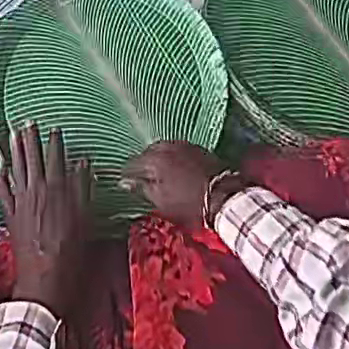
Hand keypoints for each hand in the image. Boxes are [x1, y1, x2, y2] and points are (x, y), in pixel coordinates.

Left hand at [0, 124, 91, 317]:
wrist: (44, 280)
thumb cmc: (69, 253)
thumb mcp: (84, 219)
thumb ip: (83, 189)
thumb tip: (83, 164)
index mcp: (56, 190)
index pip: (55, 158)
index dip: (54, 142)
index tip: (54, 129)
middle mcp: (36, 192)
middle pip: (32, 158)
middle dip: (30, 139)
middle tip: (27, 123)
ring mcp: (21, 203)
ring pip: (16, 169)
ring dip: (15, 151)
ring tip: (13, 136)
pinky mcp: (10, 215)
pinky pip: (3, 191)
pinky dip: (1, 178)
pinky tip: (0, 168)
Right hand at [121, 141, 237, 229]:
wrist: (223, 196)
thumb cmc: (188, 202)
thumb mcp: (161, 200)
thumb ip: (141, 188)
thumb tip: (124, 182)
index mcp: (154, 158)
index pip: (133, 163)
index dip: (127, 174)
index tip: (125, 183)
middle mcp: (167, 146)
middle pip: (148, 153)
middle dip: (144, 164)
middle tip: (142, 178)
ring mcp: (183, 145)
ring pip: (164, 150)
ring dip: (159, 160)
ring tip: (160, 175)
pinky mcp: (197, 148)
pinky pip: (178, 151)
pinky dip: (174, 159)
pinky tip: (177, 170)